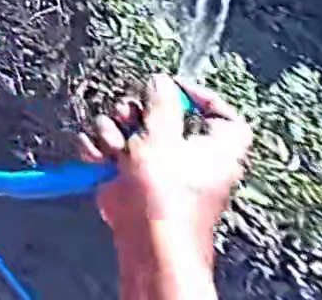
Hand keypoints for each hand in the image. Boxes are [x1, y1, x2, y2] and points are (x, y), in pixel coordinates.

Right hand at [78, 75, 250, 295]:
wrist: (146, 239)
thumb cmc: (166, 194)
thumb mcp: (164, 137)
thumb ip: (161, 104)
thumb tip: (162, 82)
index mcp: (212, 150)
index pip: (224, 118)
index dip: (203, 98)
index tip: (173, 86)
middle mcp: (184, 156)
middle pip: (158, 115)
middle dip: (134, 112)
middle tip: (129, 119)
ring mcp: (153, 165)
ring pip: (125, 127)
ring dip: (110, 131)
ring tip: (114, 149)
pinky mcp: (126, 174)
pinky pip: (105, 146)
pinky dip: (97, 149)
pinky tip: (99, 159)